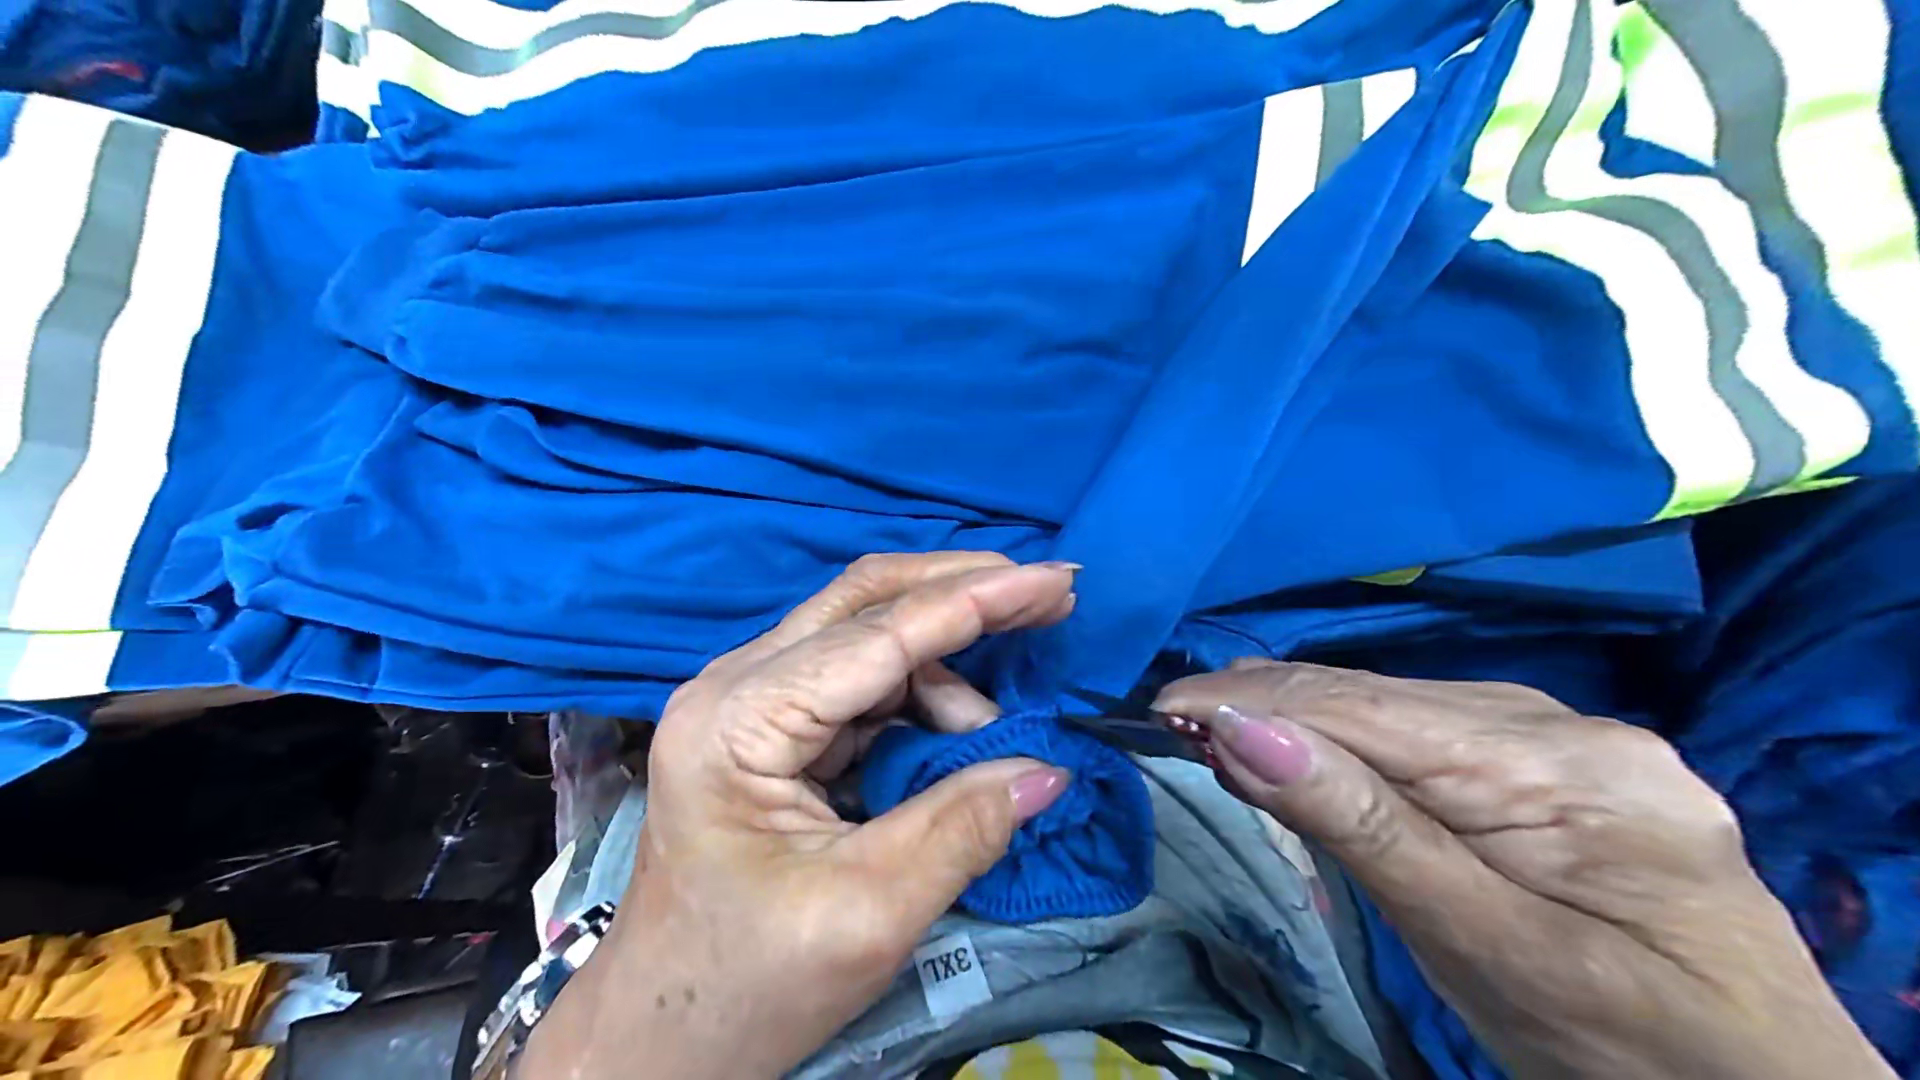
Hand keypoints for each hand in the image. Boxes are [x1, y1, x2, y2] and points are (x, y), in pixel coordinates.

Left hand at [518, 553, 1076, 1079]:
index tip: (1053, 579)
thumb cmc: (747, 985)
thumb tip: (1051, 768)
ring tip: (991, 735)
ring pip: (871, 633)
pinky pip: (866, 675)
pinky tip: (955, 735)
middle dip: (962, 591)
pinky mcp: (777, 719)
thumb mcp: (868, 915)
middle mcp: (737, 683)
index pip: (876, 635)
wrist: (662, 1035)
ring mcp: (753, 695)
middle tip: (1048, 594)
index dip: (974, 601)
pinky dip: (925, 691)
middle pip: (866, 600)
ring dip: (948, 664)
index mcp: (738, 720)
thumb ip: (964, 829)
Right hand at [1155, 661, 1894, 1079]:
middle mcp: (1554, 722)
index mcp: (1565, 769)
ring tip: (1207, 724)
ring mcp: (1543, 730)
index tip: (1160, 708)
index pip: (1363, 710)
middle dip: (1256, 702)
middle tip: (1168, 719)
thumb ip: (1360, 827)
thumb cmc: (1626, 1051)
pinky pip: (1401, 724)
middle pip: (1367, 695)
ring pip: (1376, 702)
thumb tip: (1238, 732)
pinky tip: (1285, 739)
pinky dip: (1328, 733)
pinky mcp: (1523, 750)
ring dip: (1284, 714)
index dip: (1251, 701)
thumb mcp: (1483, 949)